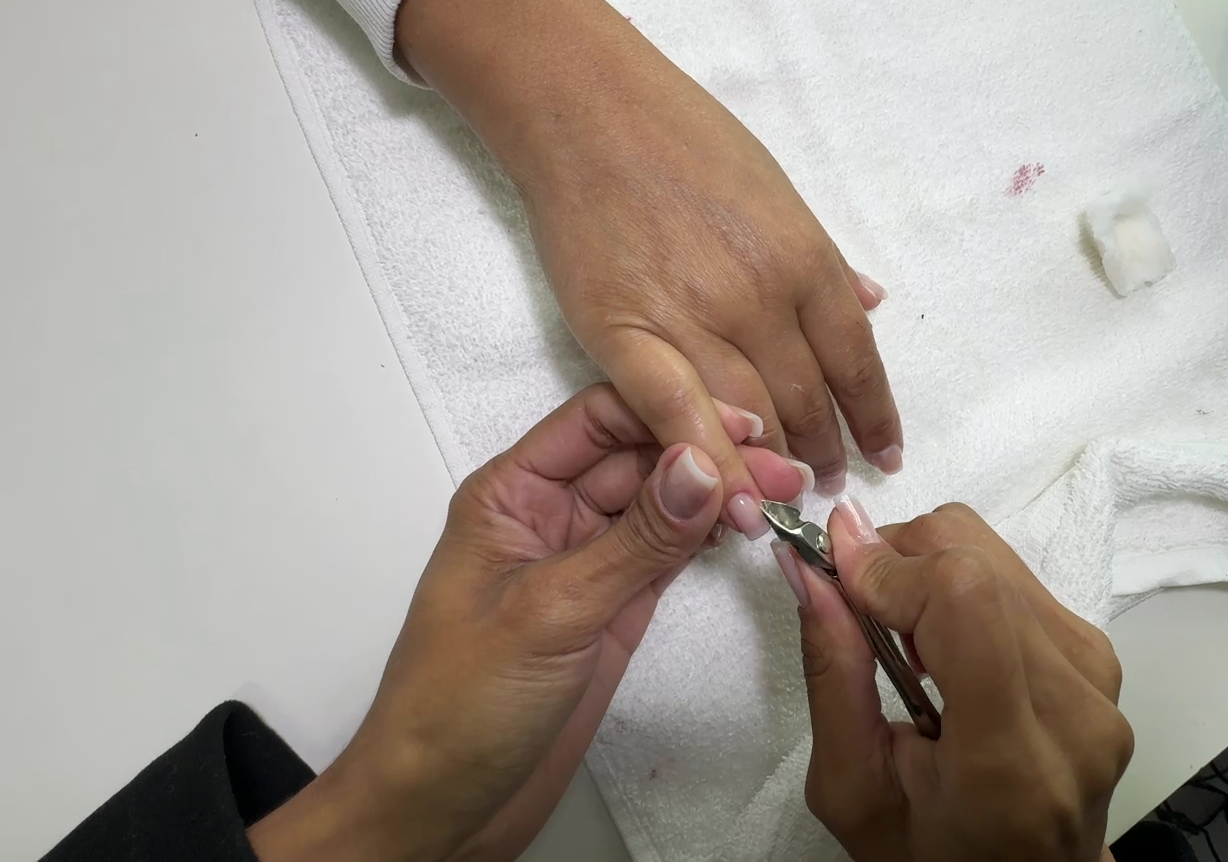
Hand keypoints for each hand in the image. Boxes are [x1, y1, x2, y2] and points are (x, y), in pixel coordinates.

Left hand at [247, 385, 808, 861]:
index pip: (601, 419)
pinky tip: (749, 521)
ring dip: (722, 491)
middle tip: (782, 467)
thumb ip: (636, 538)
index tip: (739, 429)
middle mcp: (556, 506)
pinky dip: (712, 532)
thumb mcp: (550, 612)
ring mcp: (592, 551)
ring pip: (665, 498)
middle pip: (642, 454)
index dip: (669, 412)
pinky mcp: (619, 594)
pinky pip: (673, 545)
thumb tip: (705, 463)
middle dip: (711, 454)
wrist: (442, 815)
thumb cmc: (460, 708)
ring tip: (785, 490)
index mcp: (516, 488)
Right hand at [396, 0, 902, 536]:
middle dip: (827, 449)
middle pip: (809, 400)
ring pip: (754, 417)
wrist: (589, 112)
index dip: (875, 416)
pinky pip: (679, 417)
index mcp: (806, 258)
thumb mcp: (777, 189)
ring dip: (779, 465)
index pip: (858, 360)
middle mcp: (763, 297)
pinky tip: (737, 505)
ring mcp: (697, 319)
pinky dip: (714, 466)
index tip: (885, 452)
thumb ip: (824, 258)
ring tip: (787, 494)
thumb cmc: (686, 140)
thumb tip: (872, 302)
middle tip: (830, 480)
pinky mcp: (627, 335)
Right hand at [779, 501, 1131, 860]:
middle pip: (971, 560)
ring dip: (923, 566)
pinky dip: (956, 577)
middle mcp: (1073, 706)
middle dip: (894, 559)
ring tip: (907, 633)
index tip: (833, 570)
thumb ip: (831, 674)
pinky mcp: (1097, 647)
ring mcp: (1095, 672)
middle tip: (860, 606)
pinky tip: (946, 636)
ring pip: (985, 546)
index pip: (962, 598)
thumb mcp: (851, 791)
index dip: (888, 565)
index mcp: (1011, 764)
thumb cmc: (934, 853)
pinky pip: (1008, 564)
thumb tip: (809, 568)